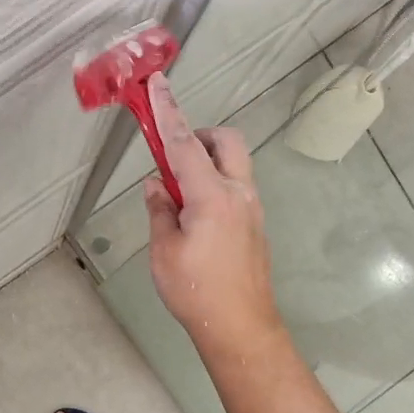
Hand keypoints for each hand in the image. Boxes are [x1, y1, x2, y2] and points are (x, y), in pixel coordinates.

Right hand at [143, 73, 282, 358]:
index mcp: (212, 197)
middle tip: (175, 158)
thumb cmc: (196, 292)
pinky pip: (237, 191)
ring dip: (209, 165)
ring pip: (235, 167)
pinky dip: (216, 189)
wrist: (240, 327)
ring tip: (181, 199)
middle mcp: (239, 194)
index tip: (158, 84)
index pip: (185, 144)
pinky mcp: (256, 228)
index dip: (168, 113)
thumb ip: (160, 211)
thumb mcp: (164, 252)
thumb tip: (157, 186)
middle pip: (226, 143)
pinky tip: (197, 222)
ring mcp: (253, 211)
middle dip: (201, 136)